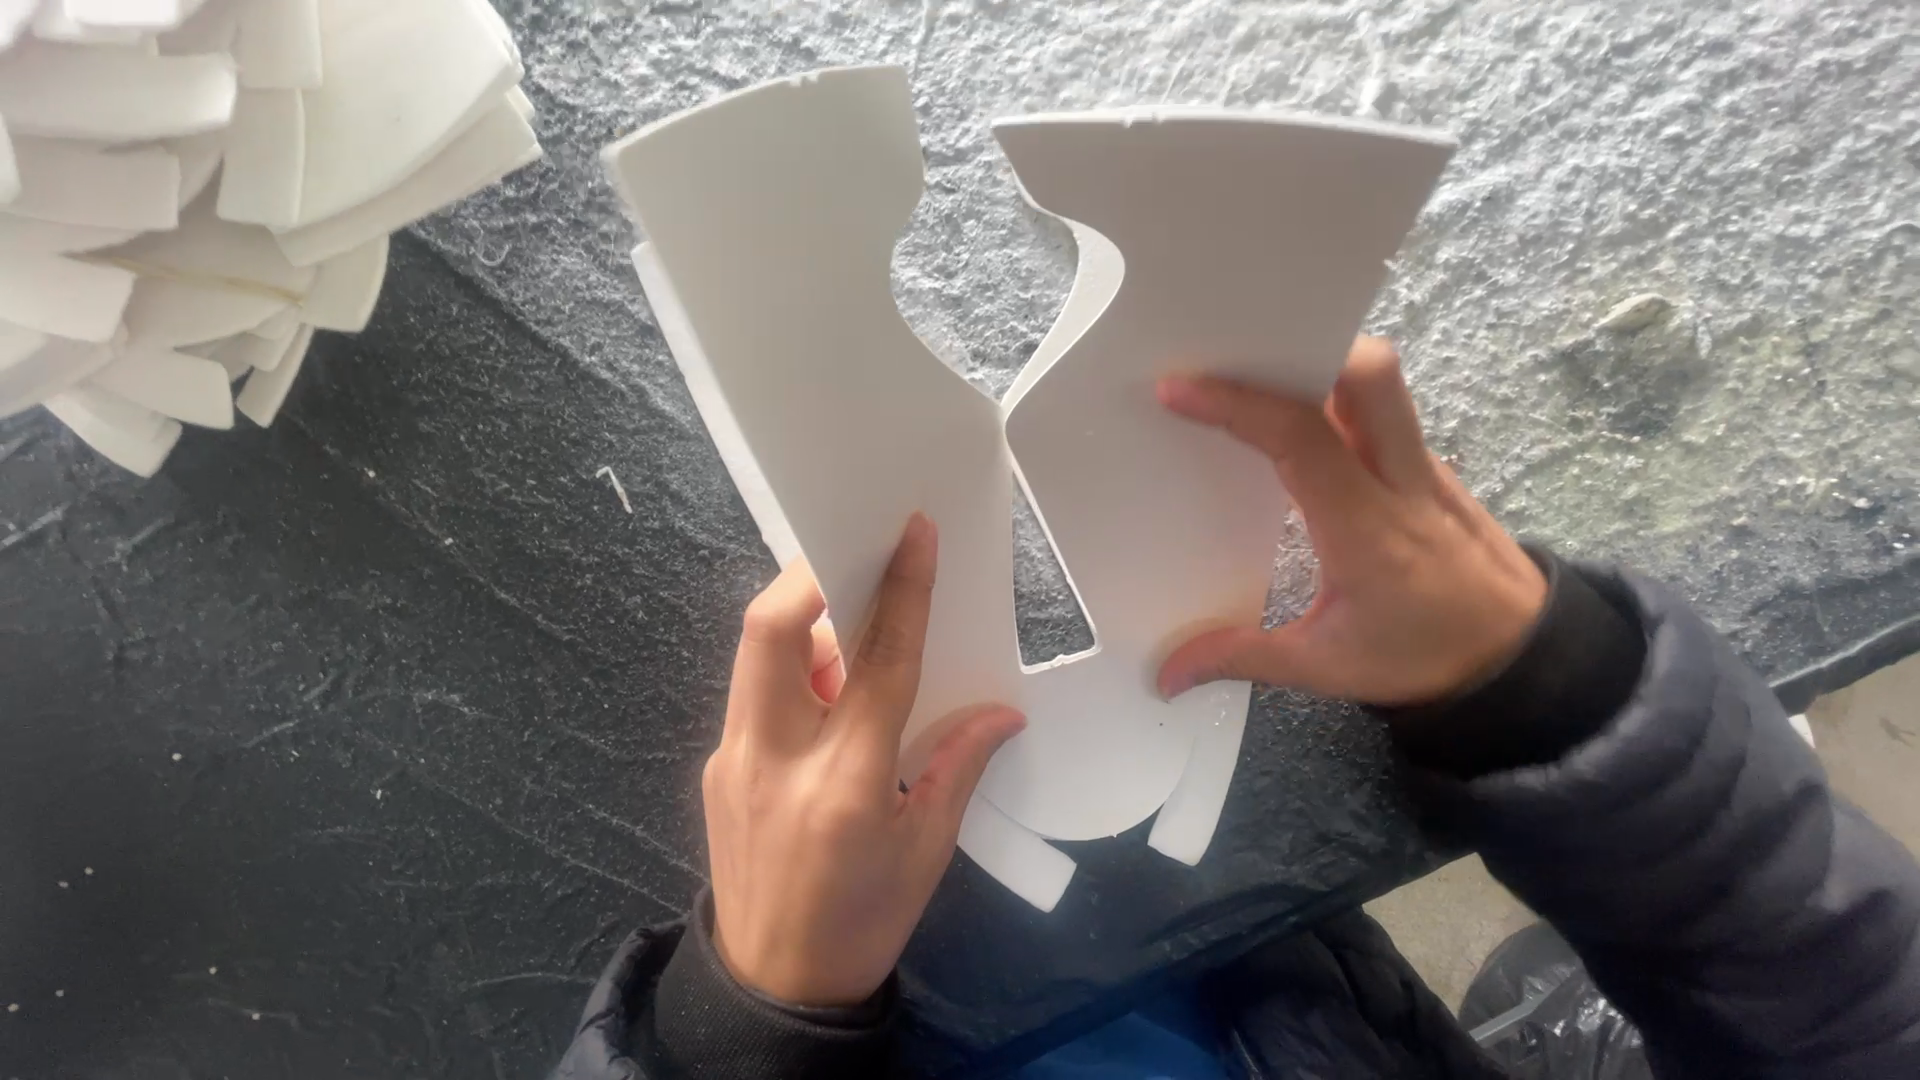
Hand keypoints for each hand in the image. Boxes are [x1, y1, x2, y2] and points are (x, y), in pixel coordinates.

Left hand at [703, 514, 1025, 1006]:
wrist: (773, 990)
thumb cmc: (864, 920)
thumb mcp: (928, 851)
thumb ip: (959, 766)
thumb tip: (1004, 711)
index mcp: (846, 783)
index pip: (879, 662)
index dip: (903, 590)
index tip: (913, 532)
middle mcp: (776, 757)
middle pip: (770, 632)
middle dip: (809, 574)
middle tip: (853, 551)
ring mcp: (733, 759)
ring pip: (755, 654)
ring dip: (803, 621)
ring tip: (848, 625)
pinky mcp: (717, 766)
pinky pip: (753, 690)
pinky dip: (792, 667)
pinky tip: (825, 688)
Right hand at [1156, 337, 1546, 706]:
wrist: (1525, 663)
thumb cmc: (1421, 658)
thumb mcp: (1323, 668)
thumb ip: (1240, 658)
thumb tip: (1166, 675)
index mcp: (1365, 527)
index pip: (1300, 437)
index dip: (1237, 403)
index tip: (1179, 388)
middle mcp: (1401, 479)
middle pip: (1366, 375)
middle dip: (1298, 351)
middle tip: (1234, 362)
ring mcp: (1423, 467)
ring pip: (1381, 383)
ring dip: (1319, 365)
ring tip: (1256, 379)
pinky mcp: (1429, 469)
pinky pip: (1383, 410)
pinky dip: (1336, 395)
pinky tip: (1297, 421)